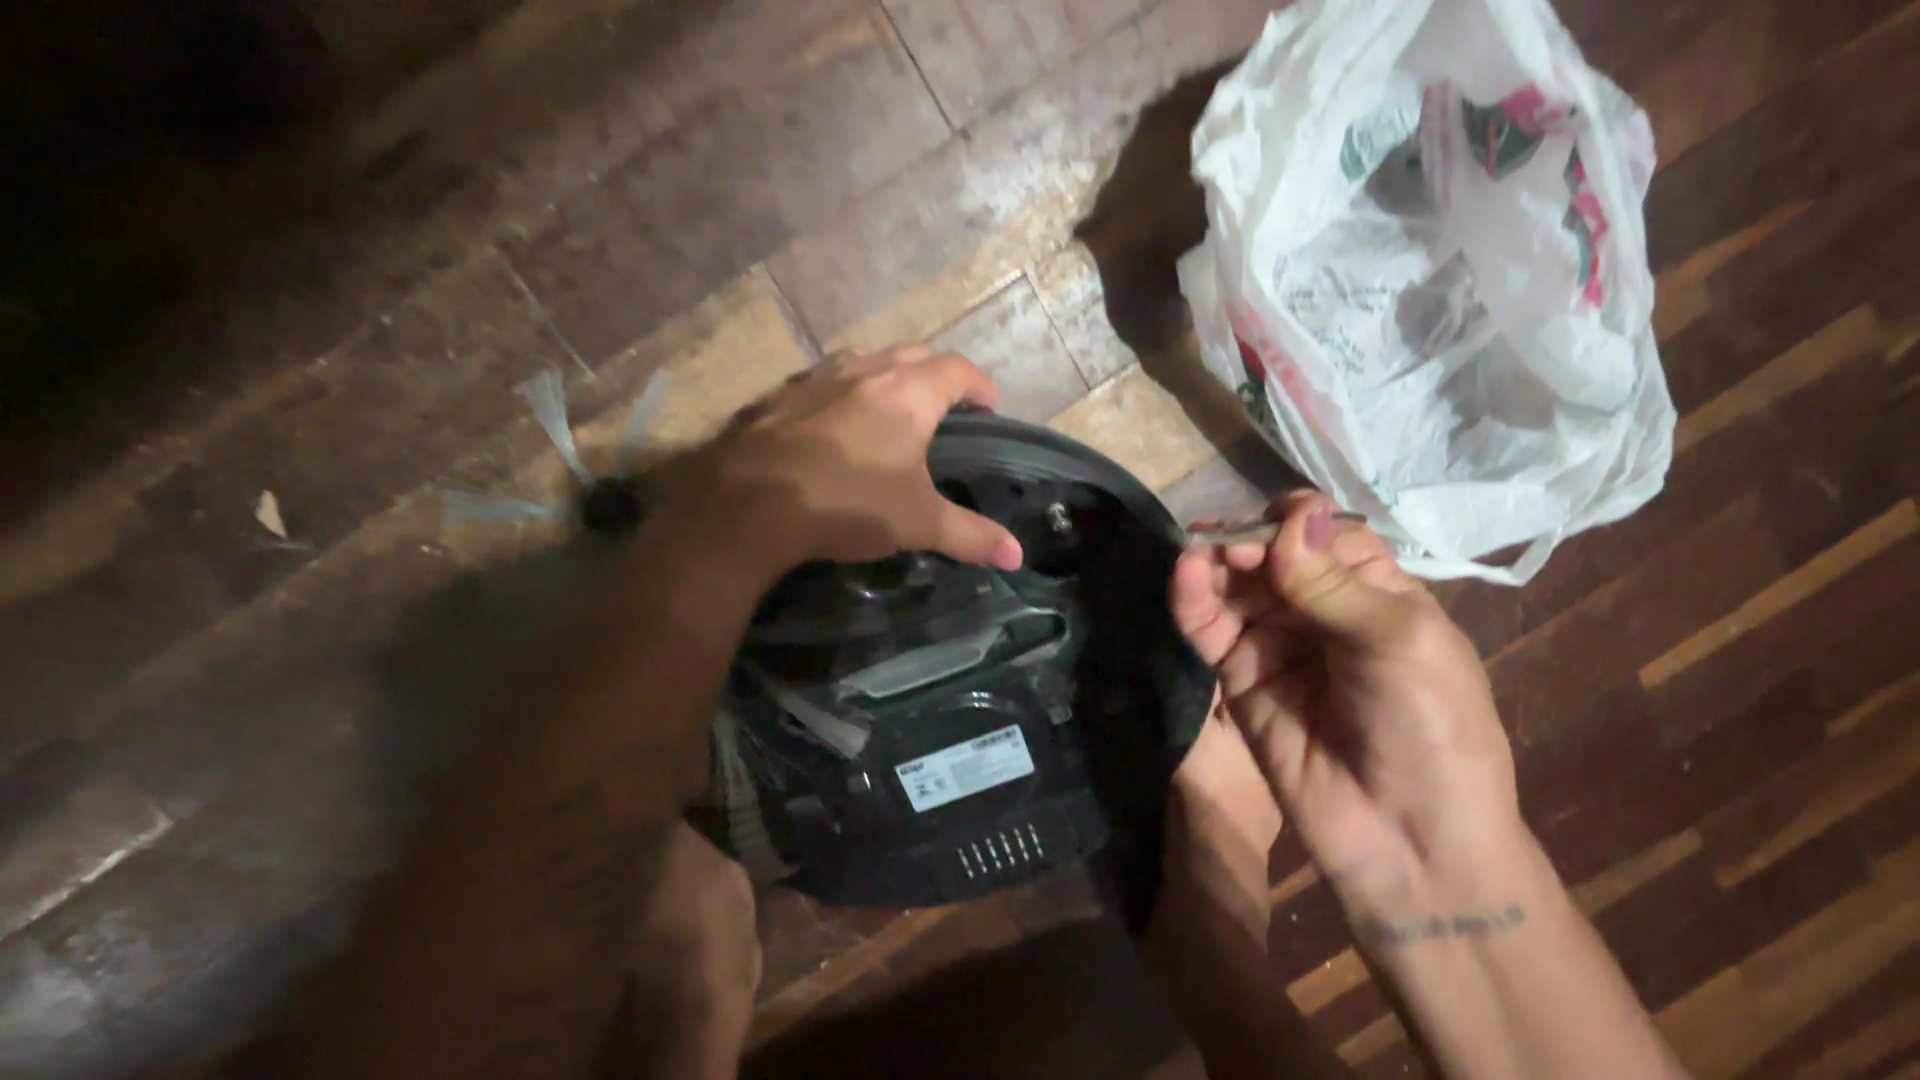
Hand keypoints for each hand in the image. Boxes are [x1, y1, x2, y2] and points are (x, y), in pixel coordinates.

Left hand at [660, 346, 1023, 576]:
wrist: (748, 504)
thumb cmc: (847, 504)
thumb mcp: (917, 523)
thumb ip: (970, 535)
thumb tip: (1018, 556)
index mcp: (908, 393)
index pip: (957, 371)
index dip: (979, 385)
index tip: (991, 405)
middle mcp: (864, 371)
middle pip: (912, 355)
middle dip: (935, 375)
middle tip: (945, 407)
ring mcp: (815, 378)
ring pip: (862, 361)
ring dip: (885, 376)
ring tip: (890, 408)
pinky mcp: (776, 396)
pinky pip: (820, 382)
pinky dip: (839, 393)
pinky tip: (831, 423)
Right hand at [1170, 492, 1528, 913]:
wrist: (1408, 840)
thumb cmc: (1430, 729)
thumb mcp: (1398, 643)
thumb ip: (1333, 582)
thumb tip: (1294, 511)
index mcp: (1376, 593)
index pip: (1322, 534)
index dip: (1293, 523)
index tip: (1273, 526)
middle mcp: (1320, 611)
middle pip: (1269, 554)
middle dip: (1245, 541)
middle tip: (1222, 545)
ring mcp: (1275, 644)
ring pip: (1234, 587)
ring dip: (1212, 564)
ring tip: (1195, 556)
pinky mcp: (1238, 678)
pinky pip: (1210, 629)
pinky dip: (1193, 600)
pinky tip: (1185, 577)